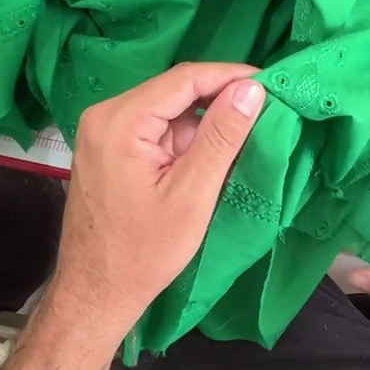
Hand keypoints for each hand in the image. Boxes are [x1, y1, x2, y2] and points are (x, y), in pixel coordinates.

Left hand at [43, 62, 267, 341]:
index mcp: (120, 121)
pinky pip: (157, 130)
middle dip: (220, 99)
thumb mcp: (192, 194)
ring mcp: (104, 133)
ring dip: (206, 123)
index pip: (184, 79)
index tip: (272, 82)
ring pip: (169, 111)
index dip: (231, 75)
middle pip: (175, 92)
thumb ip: (222, 137)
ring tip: (246, 137)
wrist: (97, 293)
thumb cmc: (144, 251)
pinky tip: (212, 158)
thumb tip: (252, 89)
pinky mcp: (110, 150)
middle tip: (267, 109)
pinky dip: (187, 140)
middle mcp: (105, 116)